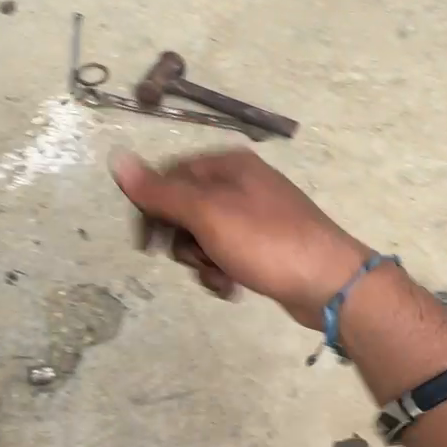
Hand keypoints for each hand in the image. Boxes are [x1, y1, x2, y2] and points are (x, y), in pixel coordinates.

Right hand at [111, 149, 374, 328]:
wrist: (328, 283)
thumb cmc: (266, 242)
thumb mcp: (207, 214)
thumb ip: (161, 191)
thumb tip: (118, 161)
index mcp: (227, 166)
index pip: (168, 176)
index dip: (153, 209)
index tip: (149, 244)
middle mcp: (240, 183)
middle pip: (183, 209)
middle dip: (182, 242)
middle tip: (196, 258)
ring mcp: (253, 215)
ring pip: (201, 236)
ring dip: (201, 262)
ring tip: (220, 276)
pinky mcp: (262, 244)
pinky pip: (223, 253)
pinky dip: (220, 271)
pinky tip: (232, 286)